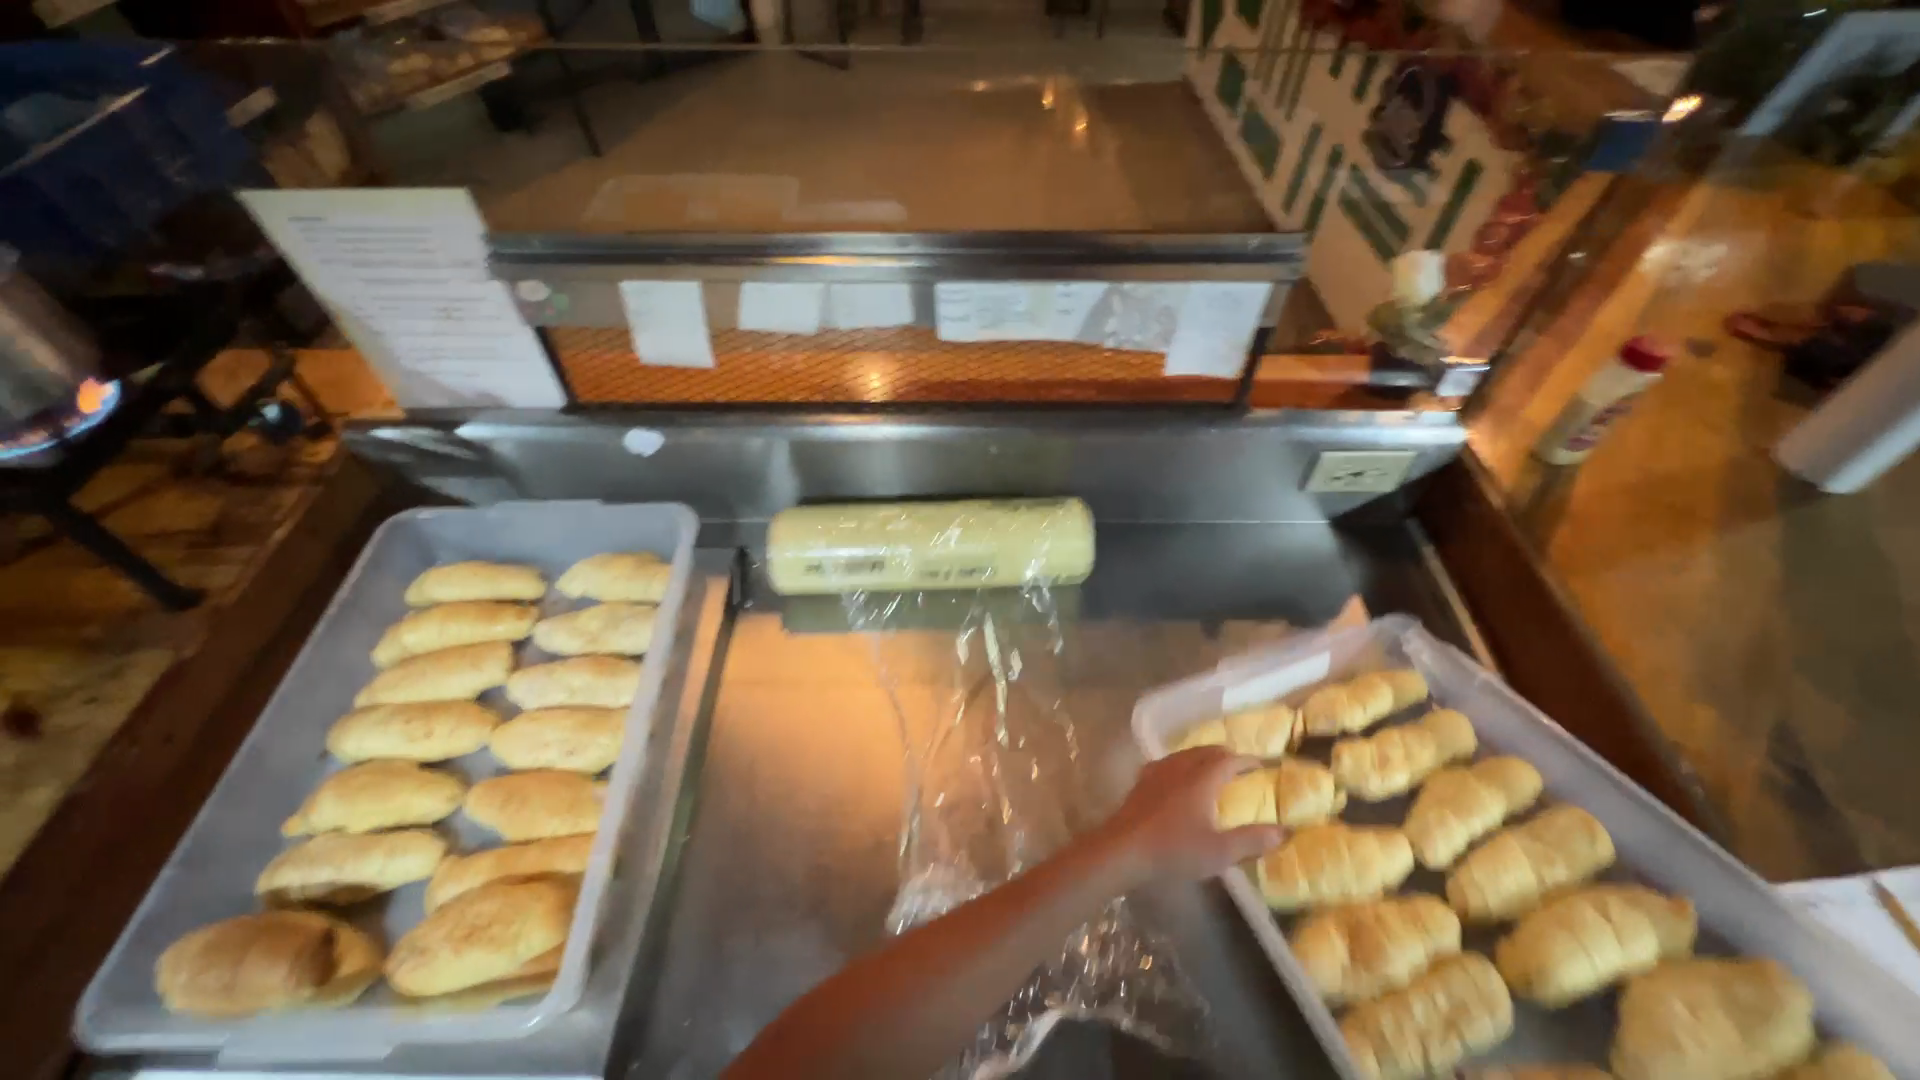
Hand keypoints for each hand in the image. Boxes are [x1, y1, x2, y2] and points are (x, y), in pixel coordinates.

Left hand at [1092, 746, 1285, 889]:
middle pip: (1205, 752)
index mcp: (1201, 779)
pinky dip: (1180, 764)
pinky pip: (1165, 763)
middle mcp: (1179, 768)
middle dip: (1224, 754)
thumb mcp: (1219, 852)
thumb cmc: (1173, 850)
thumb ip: (1252, 840)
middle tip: (1238, 764)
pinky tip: (1176, 777)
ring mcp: (1157, 773)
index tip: (1261, 764)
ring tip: (1211, 767)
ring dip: (1201, 757)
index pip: (1228, 760)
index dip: (1246, 760)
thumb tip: (1284, 831)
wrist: (1123, 849)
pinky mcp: (1140, 783)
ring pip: (1184, 754)